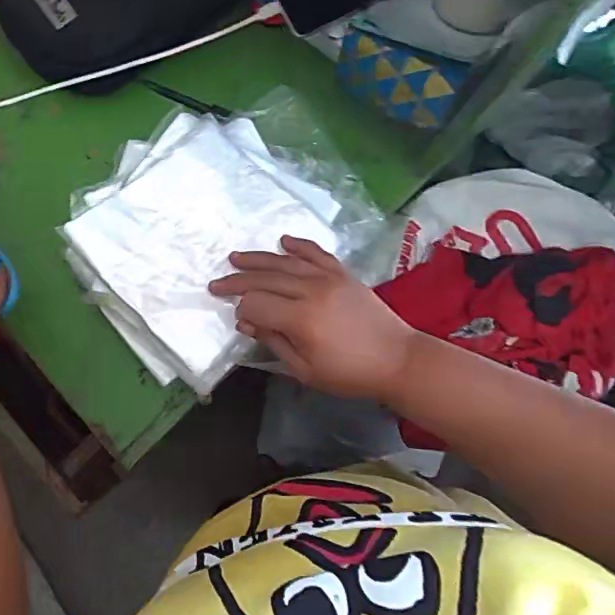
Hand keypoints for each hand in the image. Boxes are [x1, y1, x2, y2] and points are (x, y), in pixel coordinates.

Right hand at [209, 235, 419, 400]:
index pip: (257, 304)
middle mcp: (312, 291)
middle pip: (266, 279)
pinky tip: (283, 241)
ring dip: (259, 259)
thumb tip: (247, 323)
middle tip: (217, 283)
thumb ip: (274, 342)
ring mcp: (329, 278)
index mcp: (301, 319)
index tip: (239, 320)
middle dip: (238, 281)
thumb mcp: (306, 370)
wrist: (398, 359)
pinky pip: (316, 253)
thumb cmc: (350, 374)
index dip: (242, 310)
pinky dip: (299, 245)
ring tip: (236, 258)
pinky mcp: (344, 274)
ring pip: (286, 262)